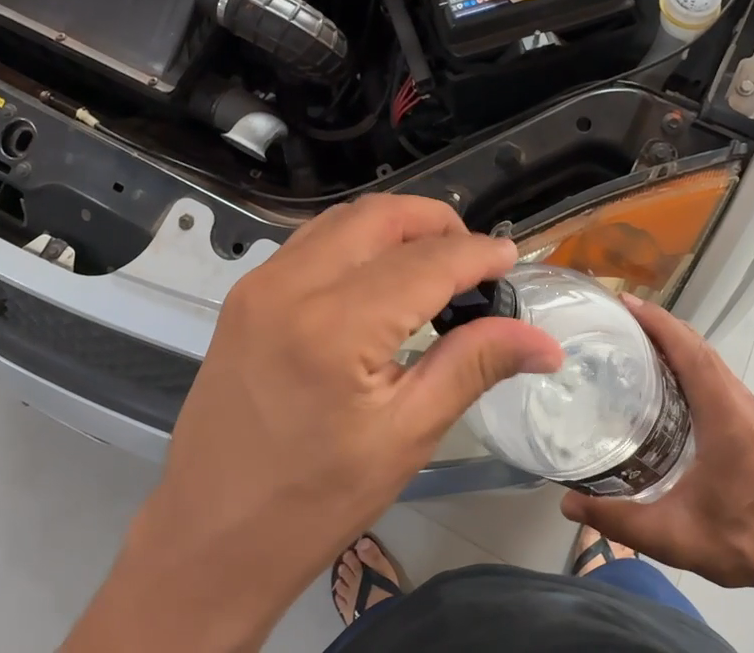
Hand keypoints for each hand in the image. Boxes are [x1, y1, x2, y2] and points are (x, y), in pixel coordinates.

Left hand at [66, 194, 561, 651]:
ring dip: (397, 228)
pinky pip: (312, 241)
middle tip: (475, 264)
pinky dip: (356, 242)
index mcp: (336, 327)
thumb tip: (543, 341)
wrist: (210, 536)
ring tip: (434, 267)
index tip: (514, 260)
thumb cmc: (316, 501)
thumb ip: (473, 366)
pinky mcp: (245, 295)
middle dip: (438, 224)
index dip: (477, 254)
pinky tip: (379, 278)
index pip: (426, 261)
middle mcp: (291, 285)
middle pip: (382, 217)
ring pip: (344, 220)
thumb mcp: (406, 435)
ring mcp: (260, 284)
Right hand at [560, 293, 753, 593]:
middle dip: (659, 323)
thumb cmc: (742, 540)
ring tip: (633, 338)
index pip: (689, 351)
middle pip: (698, 346)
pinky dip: (687, 359)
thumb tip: (566, 503)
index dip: (657, 322)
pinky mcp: (750, 422)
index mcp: (723, 415)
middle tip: (616, 317)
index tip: (623, 303)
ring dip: (675, 340)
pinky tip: (662, 376)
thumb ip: (618, 520)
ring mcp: (748, 410)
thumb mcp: (673, 536)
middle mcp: (738, 402)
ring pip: (709, 358)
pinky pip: (714, 374)